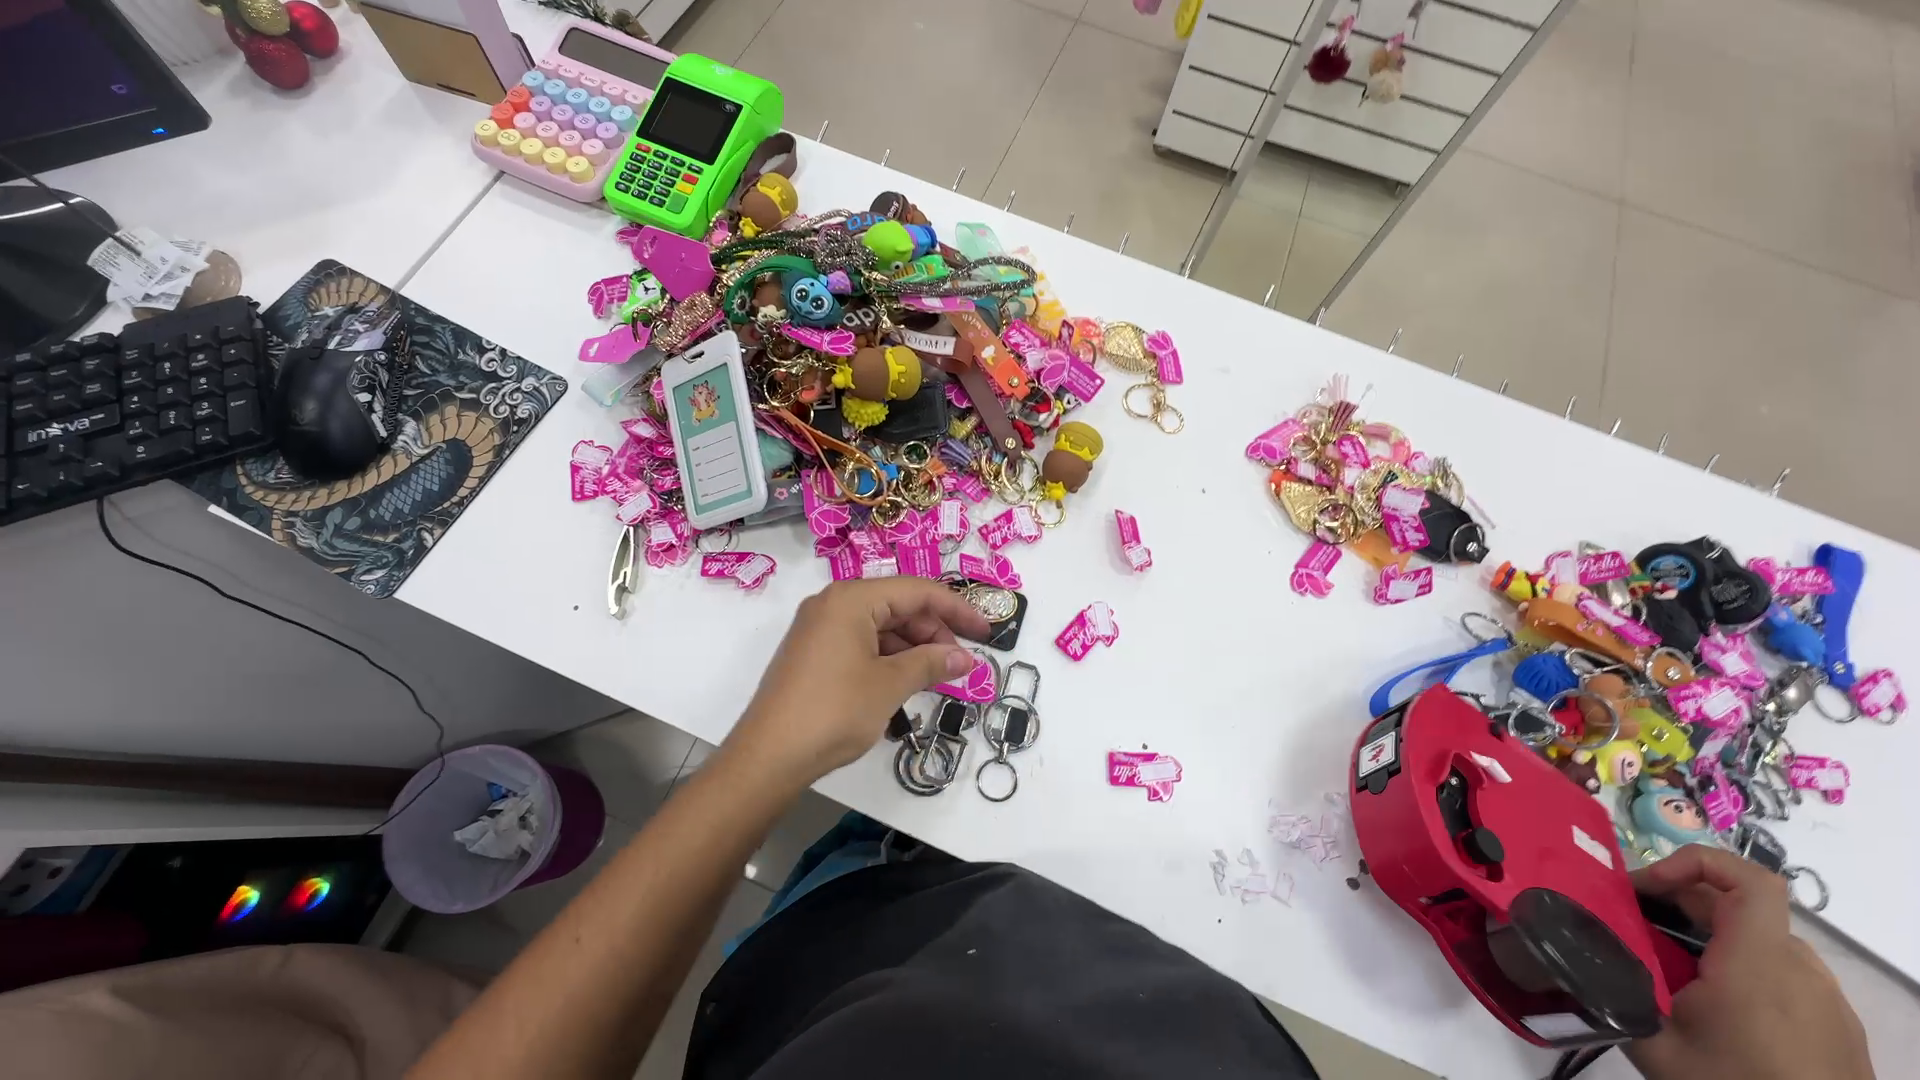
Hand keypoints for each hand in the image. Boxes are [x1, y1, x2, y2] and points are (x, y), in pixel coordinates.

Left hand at [725, 578, 989, 780]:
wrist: (769, 756)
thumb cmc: (834, 711)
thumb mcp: (890, 685)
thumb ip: (930, 663)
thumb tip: (964, 658)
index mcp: (851, 599)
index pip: (917, 590)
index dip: (956, 609)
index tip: (986, 633)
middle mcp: (832, 604)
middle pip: (897, 606)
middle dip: (933, 632)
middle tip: (959, 666)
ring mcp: (819, 629)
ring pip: (880, 627)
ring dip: (913, 649)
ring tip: (936, 679)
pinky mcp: (813, 654)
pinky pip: (861, 643)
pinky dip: (889, 659)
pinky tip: (905, 684)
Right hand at [1627, 845, 1871, 1079]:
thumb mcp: (1654, 1043)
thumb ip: (1615, 987)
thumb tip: (1573, 952)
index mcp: (1758, 963)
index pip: (1746, 878)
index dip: (1694, 862)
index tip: (1647, 887)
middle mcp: (1800, 969)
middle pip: (1736, 907)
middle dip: (1676, 904)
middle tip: (1629, 926)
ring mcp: (1825, 998)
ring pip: (1755, 941)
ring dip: (1704, 938)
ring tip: (1664, 972)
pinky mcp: (1835, 1025)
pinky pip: (1781, 974)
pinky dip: (1737, 969)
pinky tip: (1708, 1008)